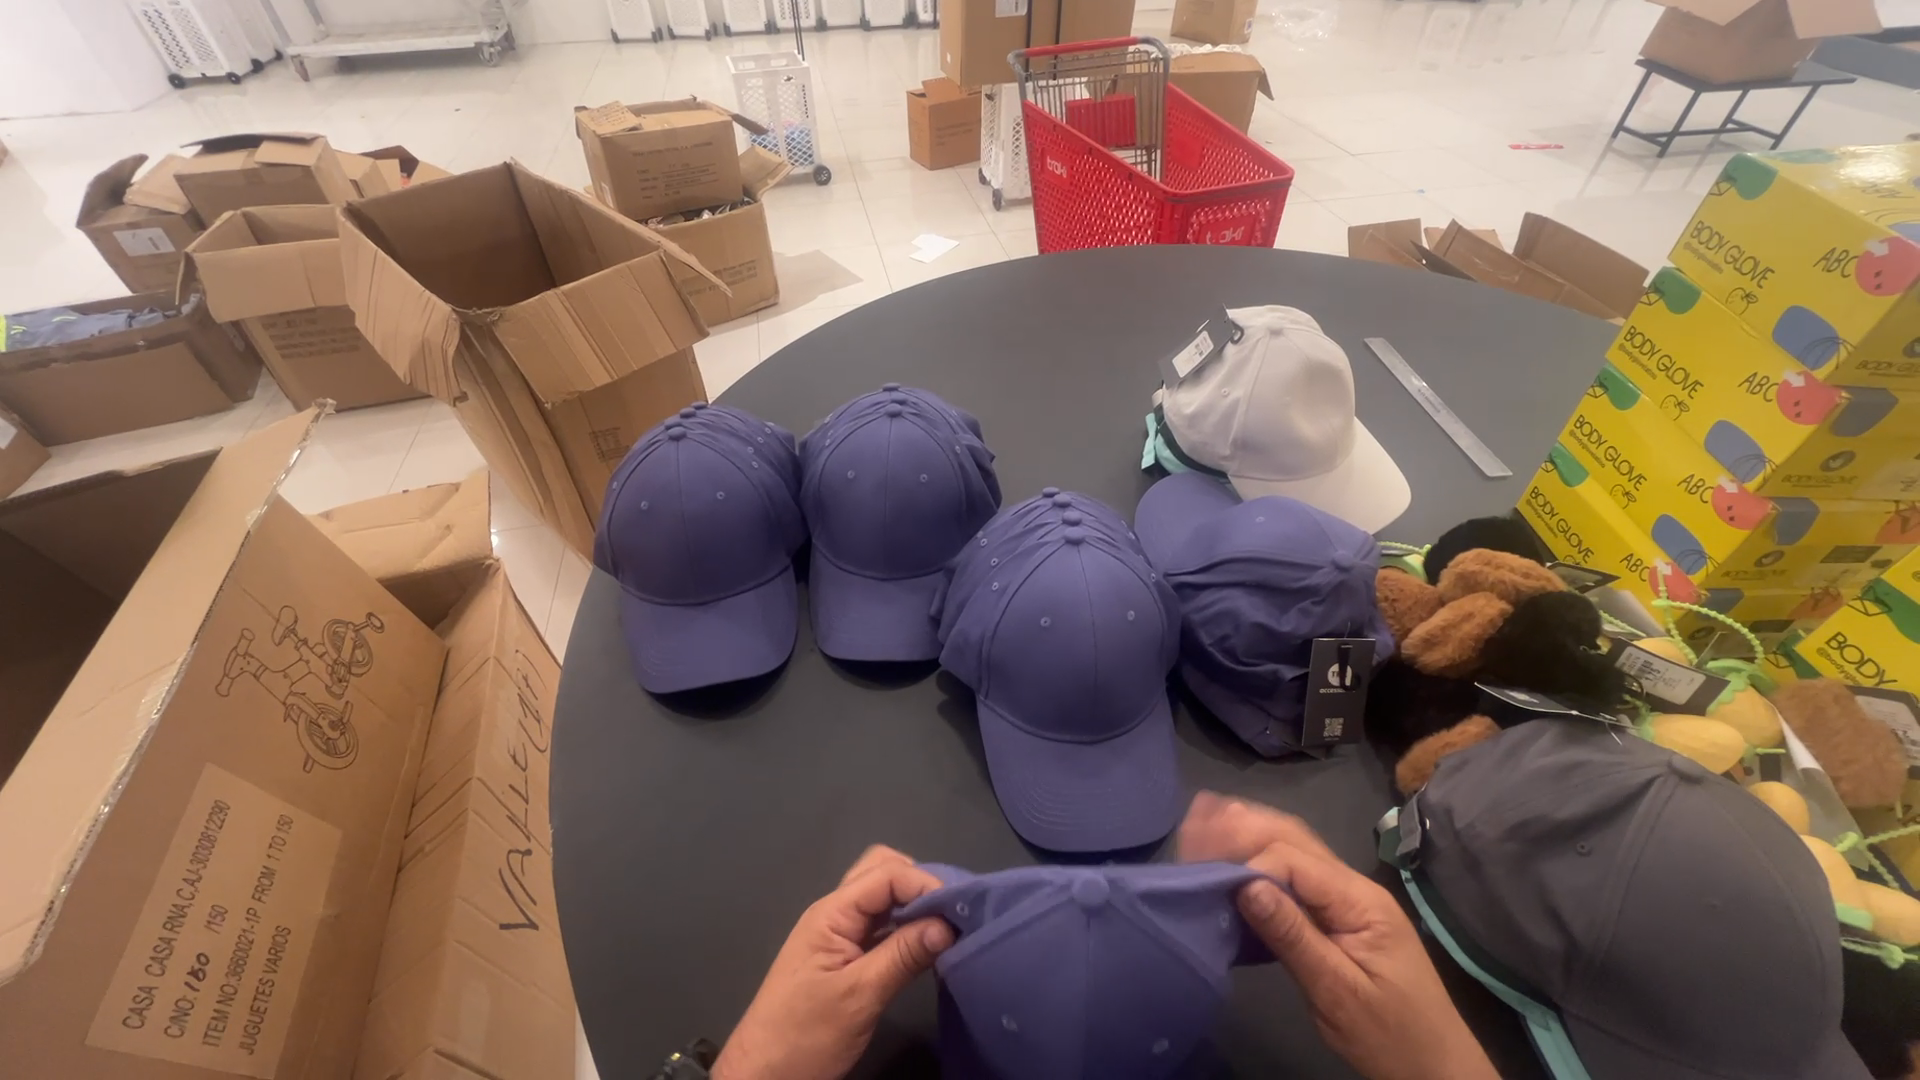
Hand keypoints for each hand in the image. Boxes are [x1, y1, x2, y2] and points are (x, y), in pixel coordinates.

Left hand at [712, 846, 955, 1079]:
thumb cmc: (803, 1036)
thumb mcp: (859, 997)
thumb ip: (903, 955)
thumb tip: (948, 924)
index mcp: (832, 912)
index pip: (886, 874)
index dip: (925, 884)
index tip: (960, 910)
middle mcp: (836, 913)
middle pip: (881, 872)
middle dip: (918, 883)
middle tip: (951, 912)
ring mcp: (840, 935)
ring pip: (882, 897)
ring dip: (913, 904)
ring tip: (947, 925)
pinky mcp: (846, 957)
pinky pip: (881, 925)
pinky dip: (906, 927)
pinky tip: (927, 944)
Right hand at [1177, 793, 1497, 1079]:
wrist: (1437, 1072)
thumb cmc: (1390, 1037)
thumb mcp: (1338, 994)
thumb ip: (1293, 936)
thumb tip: (1244, 883)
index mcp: (1359, 900)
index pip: (1293, 859)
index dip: (1249, 864)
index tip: (1214, 888)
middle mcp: (1353, 886)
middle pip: (1292, 837)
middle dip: (1243, 827)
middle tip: (1195, 824)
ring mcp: (1347, 896)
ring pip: (1292, 846)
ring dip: (1249, 832)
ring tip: (1206, 820)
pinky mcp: (1337, 912)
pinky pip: (1294, 871)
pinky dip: (1260, 855)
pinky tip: (1235, 850)